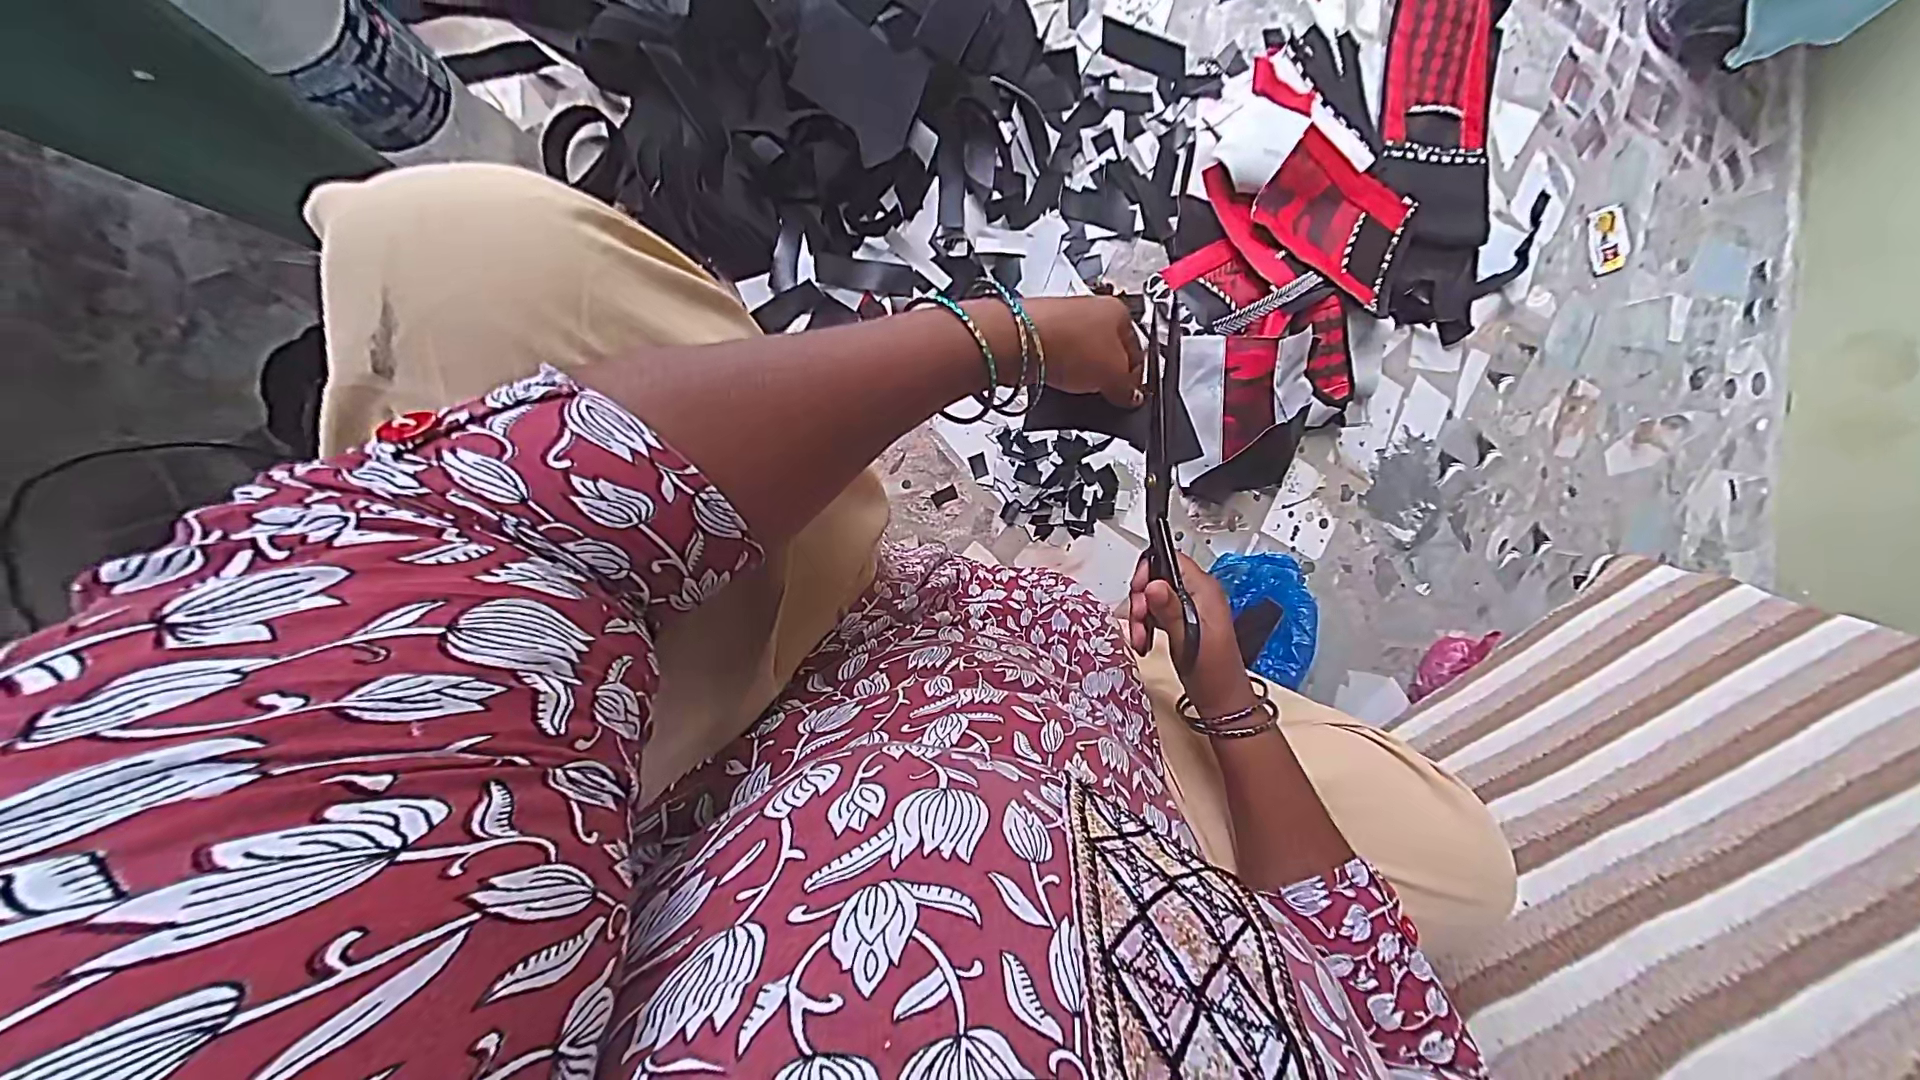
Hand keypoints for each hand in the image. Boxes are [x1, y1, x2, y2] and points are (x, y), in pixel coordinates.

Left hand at [1021, 295, 1143, 406]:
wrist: (1021, 341)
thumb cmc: (1067, 343)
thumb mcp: (1112, 376)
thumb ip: (1127, 389)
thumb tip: (1131, 397)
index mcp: (1118, 311)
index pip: (1137, 349)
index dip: (1135, 377)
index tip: (1131, 396)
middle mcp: (1090, 310)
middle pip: (1106, 352)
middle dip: (1106, 376)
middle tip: (1105, 395)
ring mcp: (1062, 322)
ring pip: (1079, 357)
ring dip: (1080, 377)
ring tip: (1077, 391)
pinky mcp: (1038, 336)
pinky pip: (1055, 361)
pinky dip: (1057, 374)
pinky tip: (1055, 383)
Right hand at [1127, 553, 1259, 717]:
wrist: (1221, 701)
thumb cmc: (1213, 673)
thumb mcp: (1187, 639)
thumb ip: (1169, 610)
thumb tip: (1153, 585)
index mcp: (1204, 590)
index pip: (1171, 558)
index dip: (1149, 570)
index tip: (1139, 592)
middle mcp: (1198, 594)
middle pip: (1157, 577)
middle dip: (1141, 597)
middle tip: (1140, 619)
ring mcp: (1190, 607)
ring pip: (1153, 595)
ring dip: (1140, 614)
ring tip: (1141, 636)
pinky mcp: (1182, 619)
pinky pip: (1156, 610)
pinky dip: (1145, 623)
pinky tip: (1145, 639)